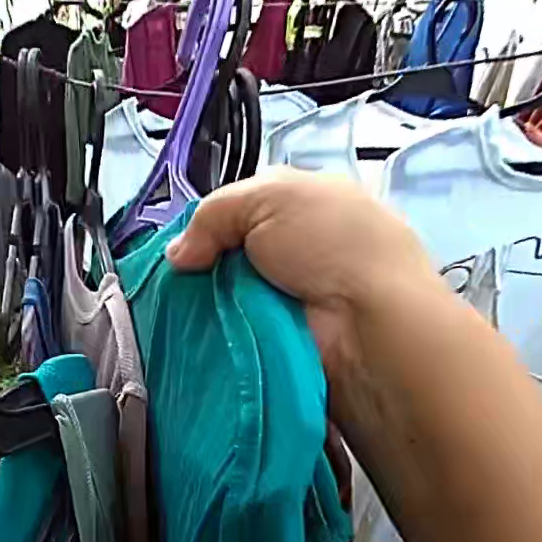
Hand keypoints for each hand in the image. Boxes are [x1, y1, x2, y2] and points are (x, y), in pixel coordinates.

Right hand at [165, 167, 444, 388]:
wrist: (367, 320)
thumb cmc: (328, 244)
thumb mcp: (268, 197)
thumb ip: (213, 214)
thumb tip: (176, 256)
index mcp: (299, 205)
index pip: (238, 213)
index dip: (206, 229)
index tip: (181, 253)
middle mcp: (293, 252)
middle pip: (227, 262)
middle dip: (200, 274)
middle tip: (174, 289)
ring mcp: (288, 301)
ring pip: (226, 303)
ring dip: (204, 311)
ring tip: (177, 320)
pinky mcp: (280, 342)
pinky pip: (235, 339)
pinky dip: (217, 341)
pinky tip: (195, 344)